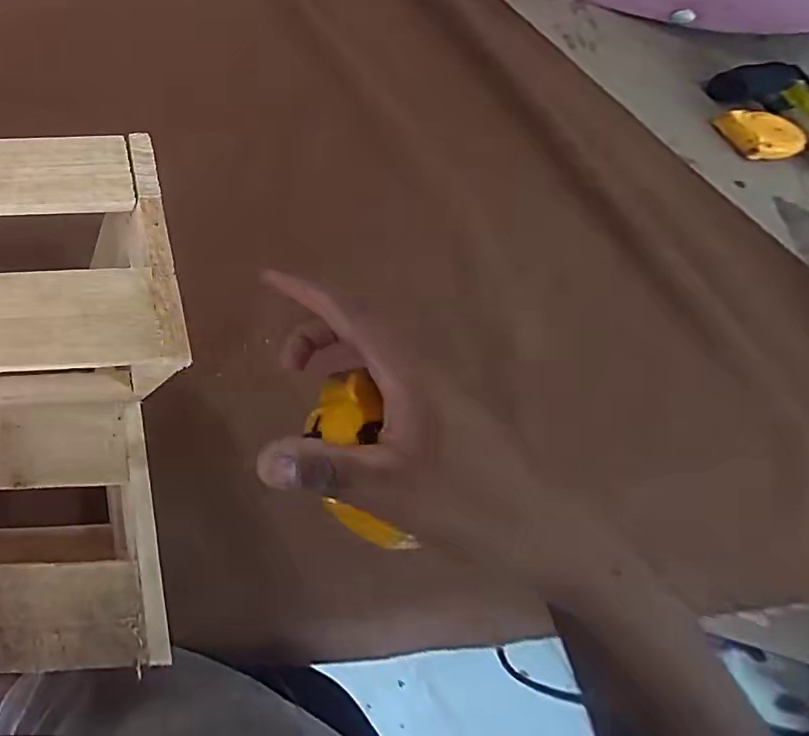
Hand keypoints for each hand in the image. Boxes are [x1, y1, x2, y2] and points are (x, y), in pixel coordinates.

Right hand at [254, 271, 639, 594]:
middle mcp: (420, 368)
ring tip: (310, 389)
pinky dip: (357, 383)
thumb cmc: (469, 504)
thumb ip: (326, 470)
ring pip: (374, 353)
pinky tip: (351, 425)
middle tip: (286, 366)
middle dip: (315, 333)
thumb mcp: (389, 488)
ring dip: (336, 357)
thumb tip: (263, 462)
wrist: (546, 533)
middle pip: (359, 327)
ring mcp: (434, 388)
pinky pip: (386, 378)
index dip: (308, 291)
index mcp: (407, 371)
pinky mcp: (441, 411)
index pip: (350, 313)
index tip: (270, 276)